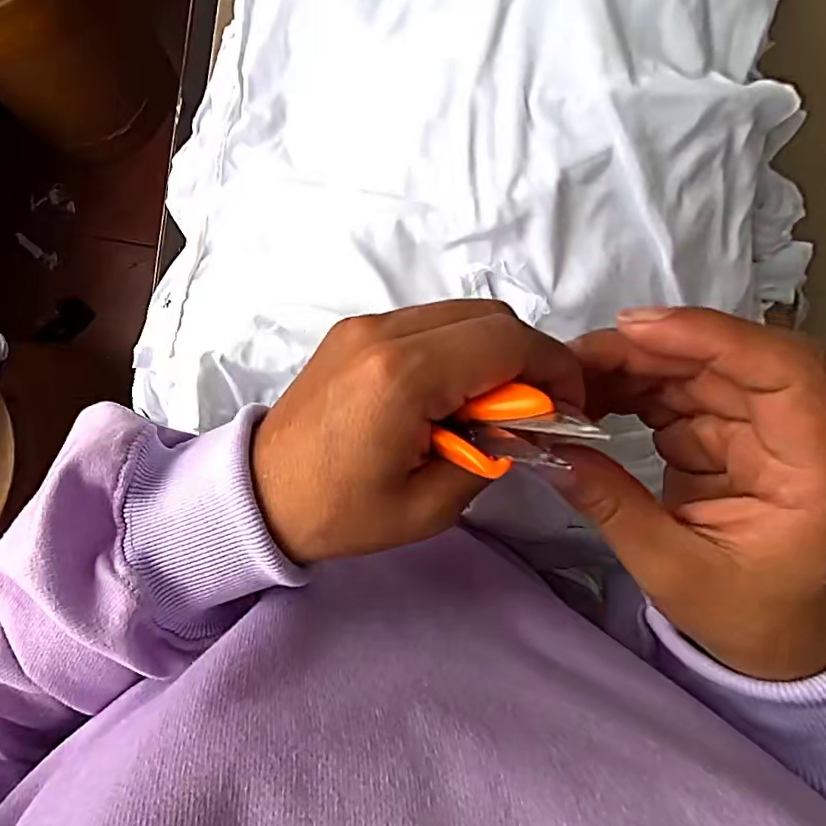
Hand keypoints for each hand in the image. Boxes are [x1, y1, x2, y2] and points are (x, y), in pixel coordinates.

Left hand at [253, 300, 583, 563]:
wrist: (258, 494)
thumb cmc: (338, 512)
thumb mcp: (429, 506)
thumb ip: (490, 455)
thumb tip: (522, 423)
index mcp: (403, 376)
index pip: (508, 342)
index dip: (554, 368)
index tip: (568, 405)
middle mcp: (385, 333)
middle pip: (491, 316)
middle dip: (527, 358)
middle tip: (531, 409)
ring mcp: (367, 325)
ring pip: (462, 313)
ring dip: (493, 351)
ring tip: (487, 404)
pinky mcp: (357, 330)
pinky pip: (430, 322)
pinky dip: (458, 348)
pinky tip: (449, 392)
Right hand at [559, 307, 825, 680]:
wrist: (787, 649)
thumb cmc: (757, 624)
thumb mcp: (677, 575)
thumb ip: (614, 508)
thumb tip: (552, 451)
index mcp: (824, 471)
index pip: (787, 370)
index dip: (711, 335)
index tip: (634, 330)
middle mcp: (801, 435)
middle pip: (729, 359)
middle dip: (649, 350)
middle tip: (577, 360)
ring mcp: (764, 430)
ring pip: (699, 368)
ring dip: (634, 365)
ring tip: (572, 379)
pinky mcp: (730, 434)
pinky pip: (680, 392)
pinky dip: (633, 388)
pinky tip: (591, 397)